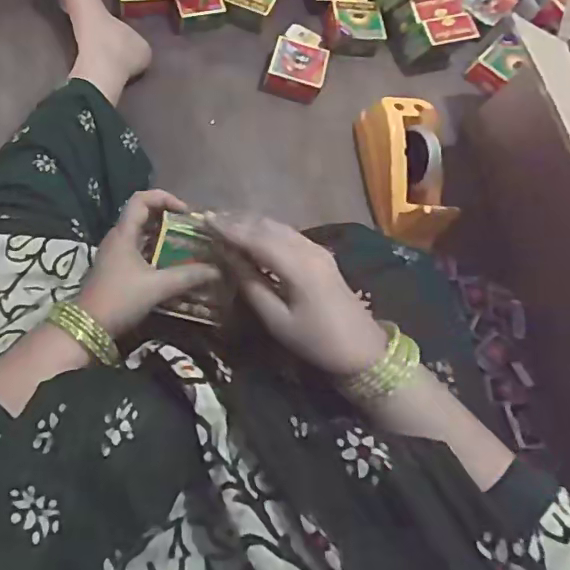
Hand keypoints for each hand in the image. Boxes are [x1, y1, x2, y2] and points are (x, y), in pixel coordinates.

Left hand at [77, 190, 221, 334]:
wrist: (88, 327)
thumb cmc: (120, 299)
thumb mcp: (157, 287)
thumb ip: (187, 276)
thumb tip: (217, 270)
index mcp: (124, 233)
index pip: (141, 199)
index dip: (164, 198)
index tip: (185, 212)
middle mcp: (118, 237)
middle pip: (143, 214)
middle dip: (168, 217)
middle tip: (192, 229)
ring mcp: (116, 253)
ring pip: (142, 233)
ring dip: (164, 235)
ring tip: (188, 245)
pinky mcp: (116, 267)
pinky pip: (139, 249)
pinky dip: (156, 250)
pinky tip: (173, 264)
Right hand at [205, 213, 386, 374]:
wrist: (364, 350)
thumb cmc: (317, 341)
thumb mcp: (277, 320)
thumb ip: (251, 285)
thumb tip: (227, 257)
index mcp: (297, 266)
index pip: (256, 238)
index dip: (228, 228)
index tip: (204, 220)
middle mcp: (307, 249)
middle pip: (267, 226)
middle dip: (236, 221)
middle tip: (209, 219)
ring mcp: (317, 249)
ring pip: (277, 226)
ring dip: (250, 222)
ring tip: (224, 223)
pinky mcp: (320, 254)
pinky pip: (287, 233)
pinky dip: (265, 229)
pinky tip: (252, 234)